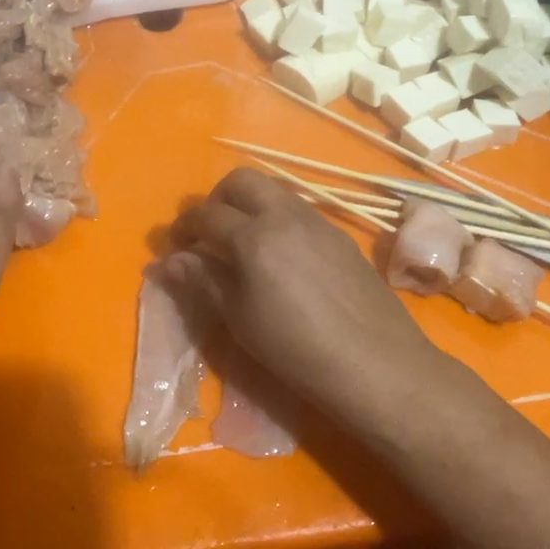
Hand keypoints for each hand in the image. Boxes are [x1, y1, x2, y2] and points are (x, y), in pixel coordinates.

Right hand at [168, 169, 443, 411]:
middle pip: (241, 181)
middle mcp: (284, 216)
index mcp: (253, 236)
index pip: (206, 215)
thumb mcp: (240, 319)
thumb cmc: (297, 349)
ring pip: (273, 191)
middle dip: (217, 199)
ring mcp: (317, 222)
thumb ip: (203, 281)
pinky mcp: (341, 237)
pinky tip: (282, 259)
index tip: (175, 247)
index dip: (184, 228)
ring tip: (244, 245)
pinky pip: (298, 211)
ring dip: (249, 206)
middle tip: (210, 234)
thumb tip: (169, 261)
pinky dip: (277, 220)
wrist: (381, 368)